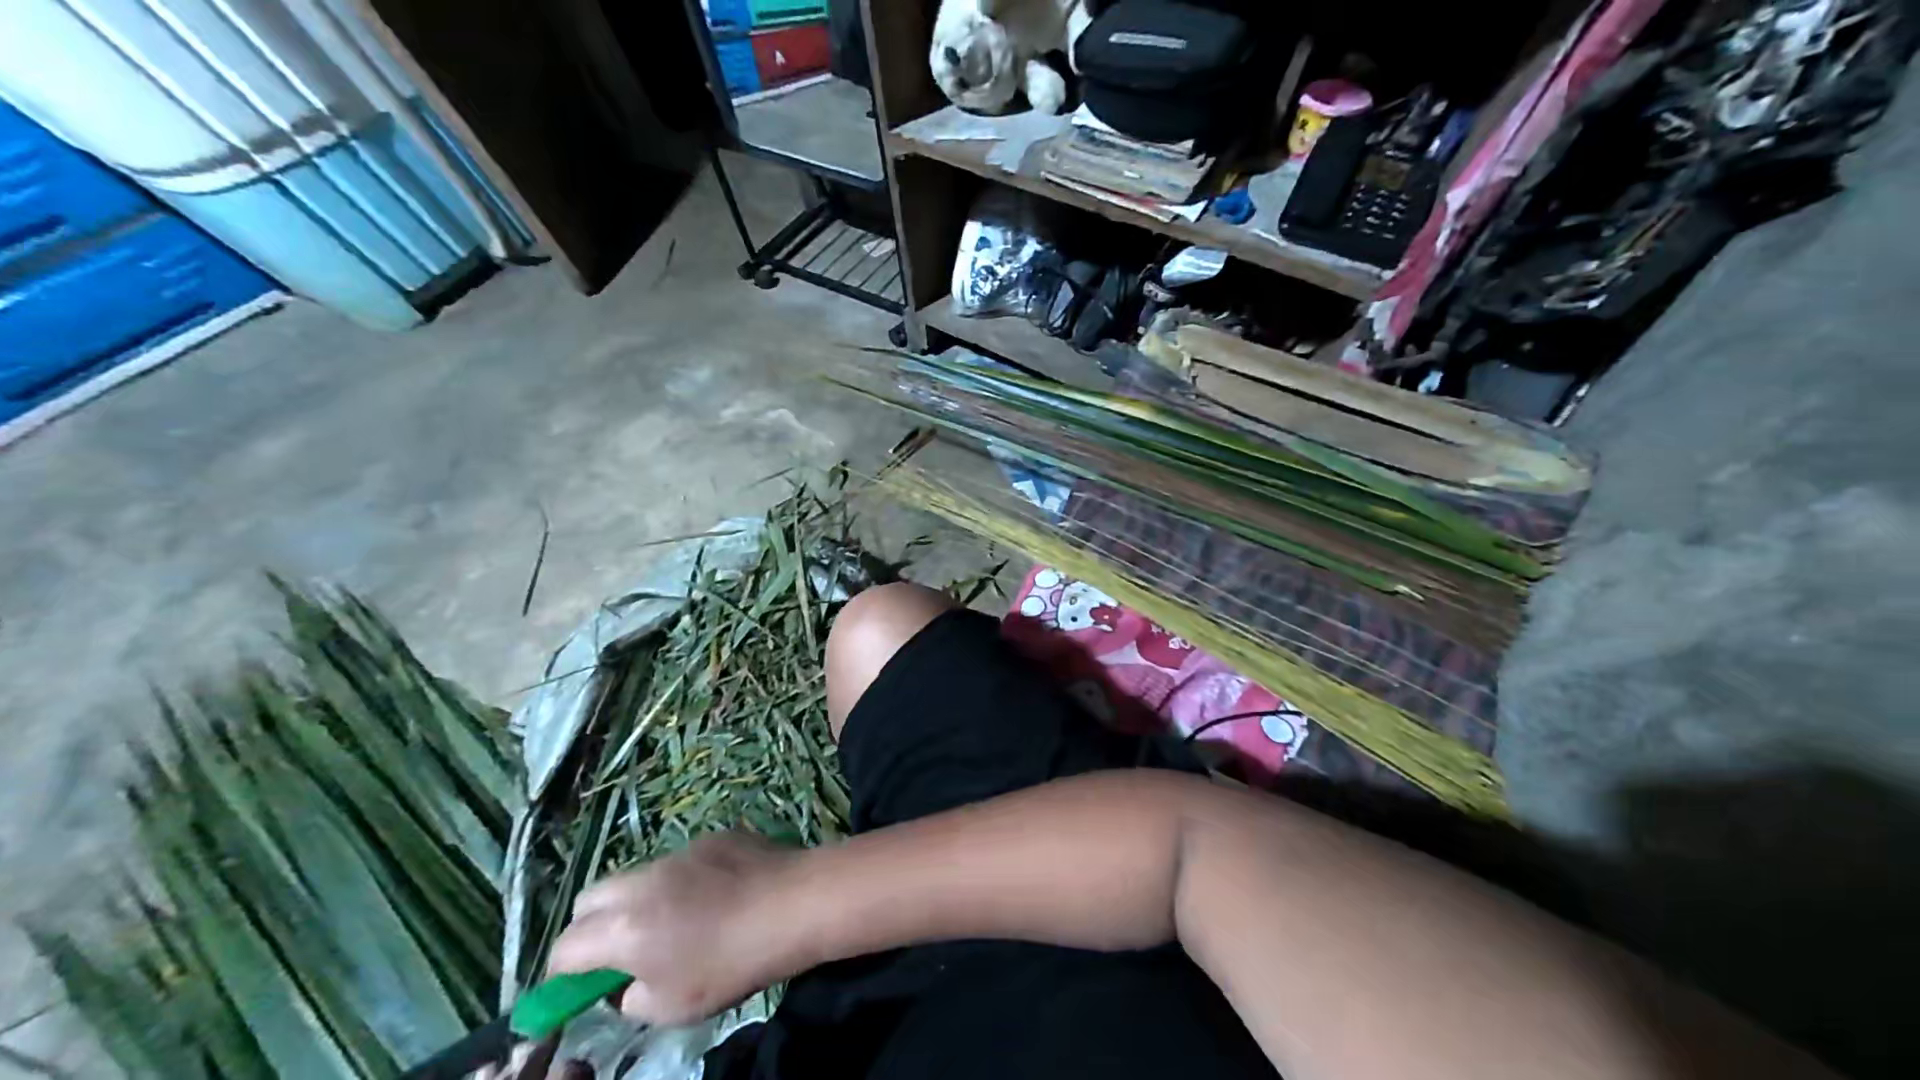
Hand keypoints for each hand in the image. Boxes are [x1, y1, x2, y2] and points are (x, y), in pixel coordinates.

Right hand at [546, 831, 801, 1025]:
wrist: (794, 903)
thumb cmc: (732, 963)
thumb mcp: (673, 1008)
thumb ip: (633, 1000)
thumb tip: (626, 984)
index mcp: (622, 928)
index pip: (564, 948)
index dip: (562, 974)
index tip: (577, 988)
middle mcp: (641, 881)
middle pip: (590, 899)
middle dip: (589, 928)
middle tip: (617, 953)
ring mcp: (678, 851)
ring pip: (636, 876)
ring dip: (637, 901)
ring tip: (675, 923)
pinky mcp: (712, 836)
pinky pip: (680, 860)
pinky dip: (680, 881)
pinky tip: (716, 896)